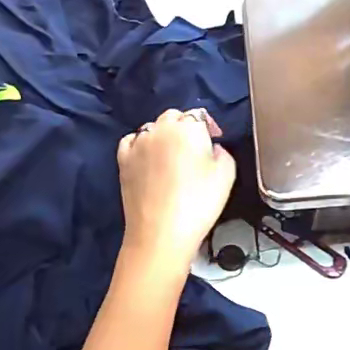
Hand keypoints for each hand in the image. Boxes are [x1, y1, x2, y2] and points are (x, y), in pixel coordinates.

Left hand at [117, 109, 235, 272]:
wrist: (160, 233)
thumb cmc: (197, 205)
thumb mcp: (227, 175)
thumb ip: (222, 152)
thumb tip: (212, 148)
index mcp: (188, 128)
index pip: (198, 116)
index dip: (207, 127)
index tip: (213, 139)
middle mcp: (160, 130)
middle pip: (173, 118)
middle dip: (184, 128)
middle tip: (193, 149)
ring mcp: (138, 144)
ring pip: (151, 129)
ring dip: (162, 136)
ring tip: (170, 156)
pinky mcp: (123, 160)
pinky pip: (130, 142)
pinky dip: (140, 144)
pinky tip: (147, 157)